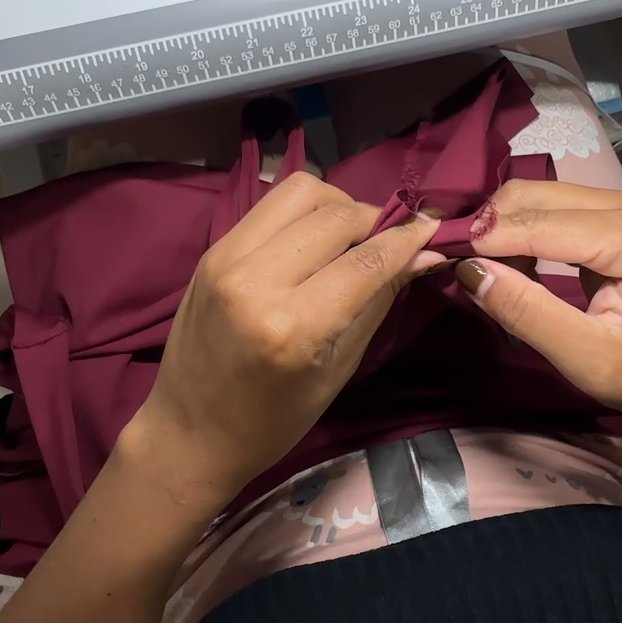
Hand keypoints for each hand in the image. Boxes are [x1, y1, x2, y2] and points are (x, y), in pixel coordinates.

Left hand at [132, 172, 443, 499]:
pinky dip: (303, 212)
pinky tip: (314, 239)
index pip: (366, 261)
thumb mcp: (338, 369)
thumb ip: (380, 300)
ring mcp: (227, 258)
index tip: (433, 228)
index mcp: (292, 327)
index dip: (408, 239)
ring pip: (301, 191)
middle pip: (335, 214)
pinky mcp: (213, 248)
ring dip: (338, 204)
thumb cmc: (272, 421)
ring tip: (350, 235)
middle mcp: (256, 281)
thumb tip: (425, 255)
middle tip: (392, 238)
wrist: (188, 431)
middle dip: (376, 219)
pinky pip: (271, 205)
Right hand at [457, 180, 621, 417]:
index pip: (540, 225)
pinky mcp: (607, 214)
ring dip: (499, 228)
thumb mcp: (588, 359)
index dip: (487, 240)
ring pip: (534, 197)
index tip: (440, 259)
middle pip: (532, 196)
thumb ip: (528, 313)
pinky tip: (508, 265)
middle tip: (454, 266)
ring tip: (481, 271)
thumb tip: (469, 271)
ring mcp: (618, 204)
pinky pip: (546, 208)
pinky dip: (516, 231)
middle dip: (488, 228)